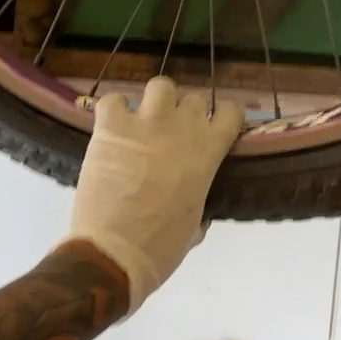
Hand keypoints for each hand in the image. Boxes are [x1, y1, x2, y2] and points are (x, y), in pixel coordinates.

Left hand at [65, 76, 244, 310]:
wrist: (115, 253)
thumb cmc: (161, 248)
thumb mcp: (195, 227)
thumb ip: (200, 204)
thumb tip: (197, 205)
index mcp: (209, 153)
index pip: (231, 112)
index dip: (222, 119)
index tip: (213, 131)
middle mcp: (182, 128)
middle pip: (193, 100)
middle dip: (183, 116)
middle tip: (170, 138)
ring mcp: (145, 122)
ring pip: (160, 86)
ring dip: (154, 103)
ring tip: (142, 124)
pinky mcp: (110, 126)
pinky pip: (113, 100)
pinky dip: (113, 112)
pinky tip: (111, 130)